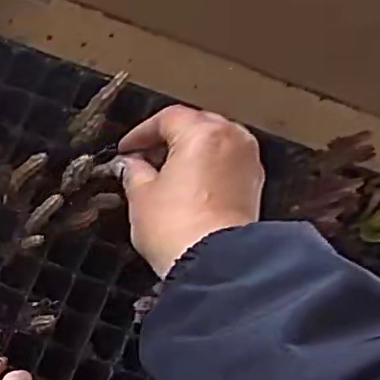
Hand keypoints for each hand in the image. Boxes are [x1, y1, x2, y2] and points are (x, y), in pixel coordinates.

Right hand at [116, 106, 263, 275]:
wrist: (212, 261)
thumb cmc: (176, 229)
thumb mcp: (140, 196)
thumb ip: (133, 172)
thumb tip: (130, 164)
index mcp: (202, 133)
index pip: (168, 118)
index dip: (141, 132)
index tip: (126, 149)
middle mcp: (231, 139)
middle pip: (195, 125)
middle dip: (167, 140)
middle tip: (142, 160)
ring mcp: (247, 161)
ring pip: (213, 145)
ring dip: (188, 155)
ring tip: (164, 178)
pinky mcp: (253, 186)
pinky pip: (225, 166)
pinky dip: (206, 171)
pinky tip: (186, 191)